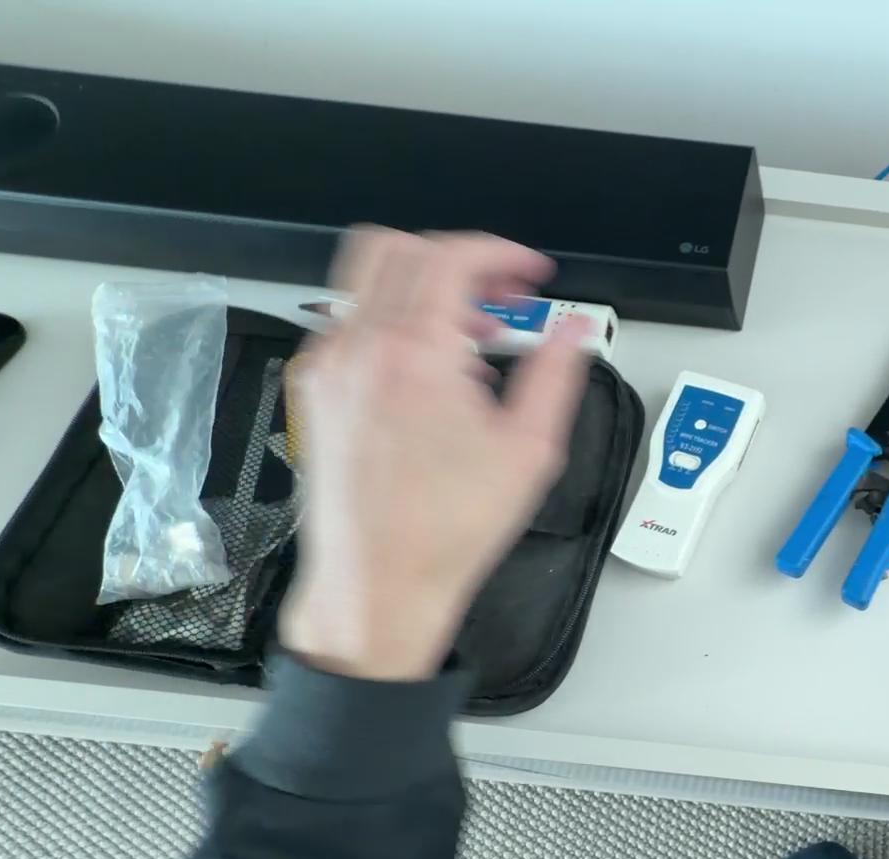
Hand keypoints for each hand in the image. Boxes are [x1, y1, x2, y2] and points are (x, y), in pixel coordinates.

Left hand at [278, 228, 590, 680]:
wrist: (381, 580)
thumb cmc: (447, 528)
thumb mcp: (531, 449)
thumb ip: (556, 374)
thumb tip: (572, 331)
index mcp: (415, 355)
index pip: (450, 257)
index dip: (501, 253)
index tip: (531, 272)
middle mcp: (359, 349)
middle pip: (397, 248)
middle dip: (462, 258)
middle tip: (506, 291)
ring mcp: (328, 368)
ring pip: (368, 280)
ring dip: (428, 288)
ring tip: (477, 332)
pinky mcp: (317, 392)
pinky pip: (352, 323)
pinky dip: (398, 321)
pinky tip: (437, 369)